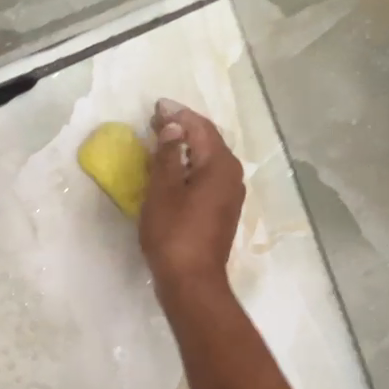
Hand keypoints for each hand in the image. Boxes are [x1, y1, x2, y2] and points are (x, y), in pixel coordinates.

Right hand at [138, 98, 245, 288]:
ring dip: (185, 150)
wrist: (192, 281)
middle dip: (183, 129)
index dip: (177, 115)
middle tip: (157, 121)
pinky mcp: (221, 212)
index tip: (156, 106)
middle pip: (207, 142)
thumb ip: (167, 156)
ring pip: (207, 161)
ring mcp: (229, 195)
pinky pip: (206, 179)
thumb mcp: (163, 192)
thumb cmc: (173, 234)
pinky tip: (173, 174)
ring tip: (162, 144)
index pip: (199, 127)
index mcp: (219, 165)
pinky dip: (189, 169)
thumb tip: (172, 127)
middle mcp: (231, 175)